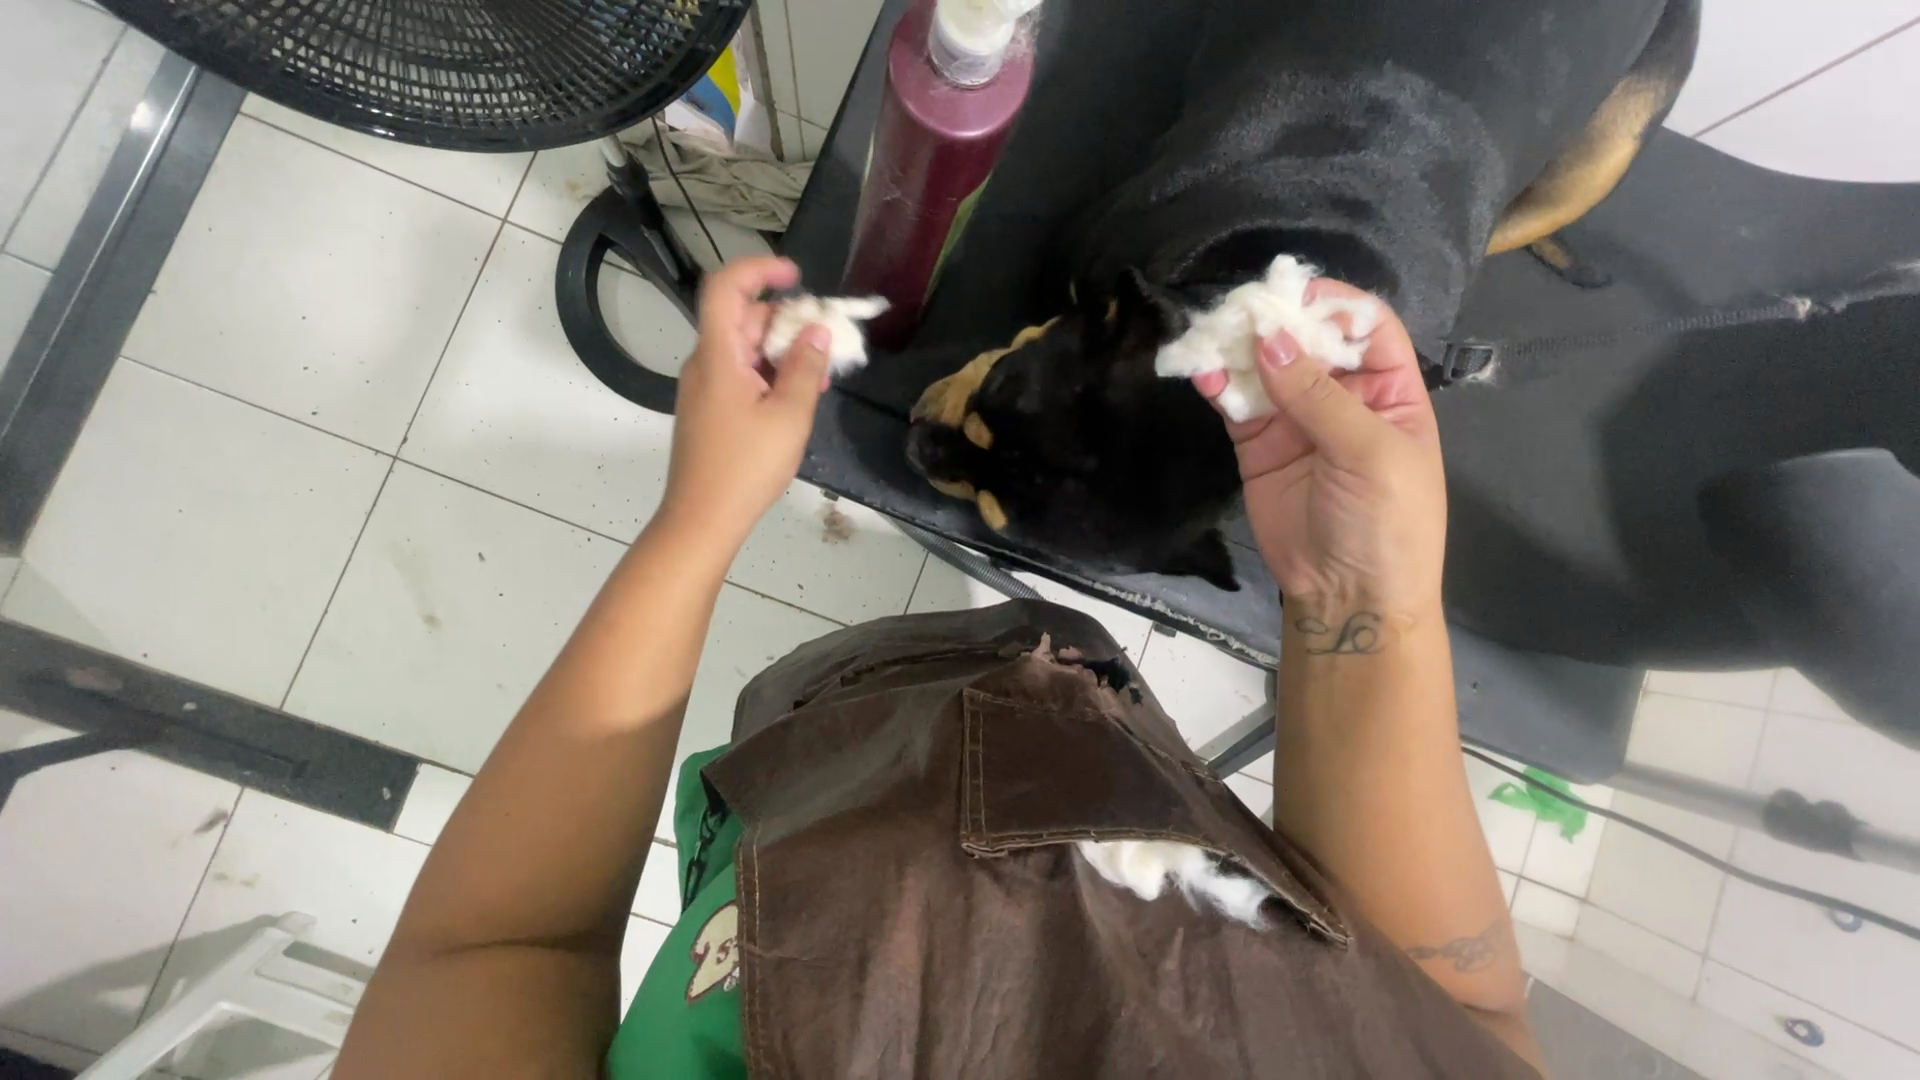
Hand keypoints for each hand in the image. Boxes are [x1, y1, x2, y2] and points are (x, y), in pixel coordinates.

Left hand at [657, 256, 833, 548]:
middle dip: (786, 321)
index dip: (759, 269)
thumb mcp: (789, 416)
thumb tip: (817, 331)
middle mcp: (705, 364)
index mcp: (717, 356)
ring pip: (745, 350)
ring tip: (818, 379)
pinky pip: (742, 375)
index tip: (796, 275)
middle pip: (742, 319)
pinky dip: (770, 375)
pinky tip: (796, 399)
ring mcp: (705, 388)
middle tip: (825, 344)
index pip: (726, 288)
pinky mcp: (711, 410)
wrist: (702, 518)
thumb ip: (805, 368)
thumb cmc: (746, 466)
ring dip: (782, 352)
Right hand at [1193, 281, 1445, 620]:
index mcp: (1390, 391)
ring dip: (1239, 351)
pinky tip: (1202, 372)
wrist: (1348, 594)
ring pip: (1266, 370)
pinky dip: (1218, 387)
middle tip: (1238, 309)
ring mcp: (1296, 422)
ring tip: (1210, 334)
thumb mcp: (1369, 453)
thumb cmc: (1386, 521)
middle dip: (1275, 323)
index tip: (1287, 292)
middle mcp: (1342, 398)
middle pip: (1307, 342)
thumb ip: (1318, 395)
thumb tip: (1268, 338)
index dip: (1330, 305)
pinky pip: (1237, 407)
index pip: (1364, 327)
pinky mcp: (1258, 446)